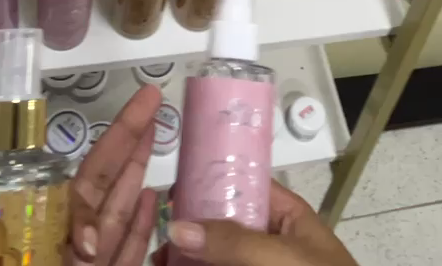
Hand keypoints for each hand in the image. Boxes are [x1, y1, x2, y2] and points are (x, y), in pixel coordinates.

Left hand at [68, 83, 162, 265]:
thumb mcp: (39, 259)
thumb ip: (68, 240)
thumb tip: (89, 239)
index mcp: (51, 229)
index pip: (89, 174)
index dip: (119, 135)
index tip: (143, 100)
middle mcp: (75, 242)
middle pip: (106, 184)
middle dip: (130, 140)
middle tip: (153, 99)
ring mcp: (94, 263)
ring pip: (119, 214)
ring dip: (137, 173)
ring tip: (155, 132)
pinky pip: (126, 253)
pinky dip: (141, 228)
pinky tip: (152, 198)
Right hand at [160, 183, 358, 265]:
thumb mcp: (282, 256)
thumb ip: (233, 241)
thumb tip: (176, 226)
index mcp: (284, 215)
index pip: (240, 185)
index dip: (206, 184)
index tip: (169, 192)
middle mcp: (268, 240)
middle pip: (220, 227)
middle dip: (188, 232)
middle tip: (156, 244)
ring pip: (216, 259)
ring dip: (187, 260)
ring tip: (156, 264)